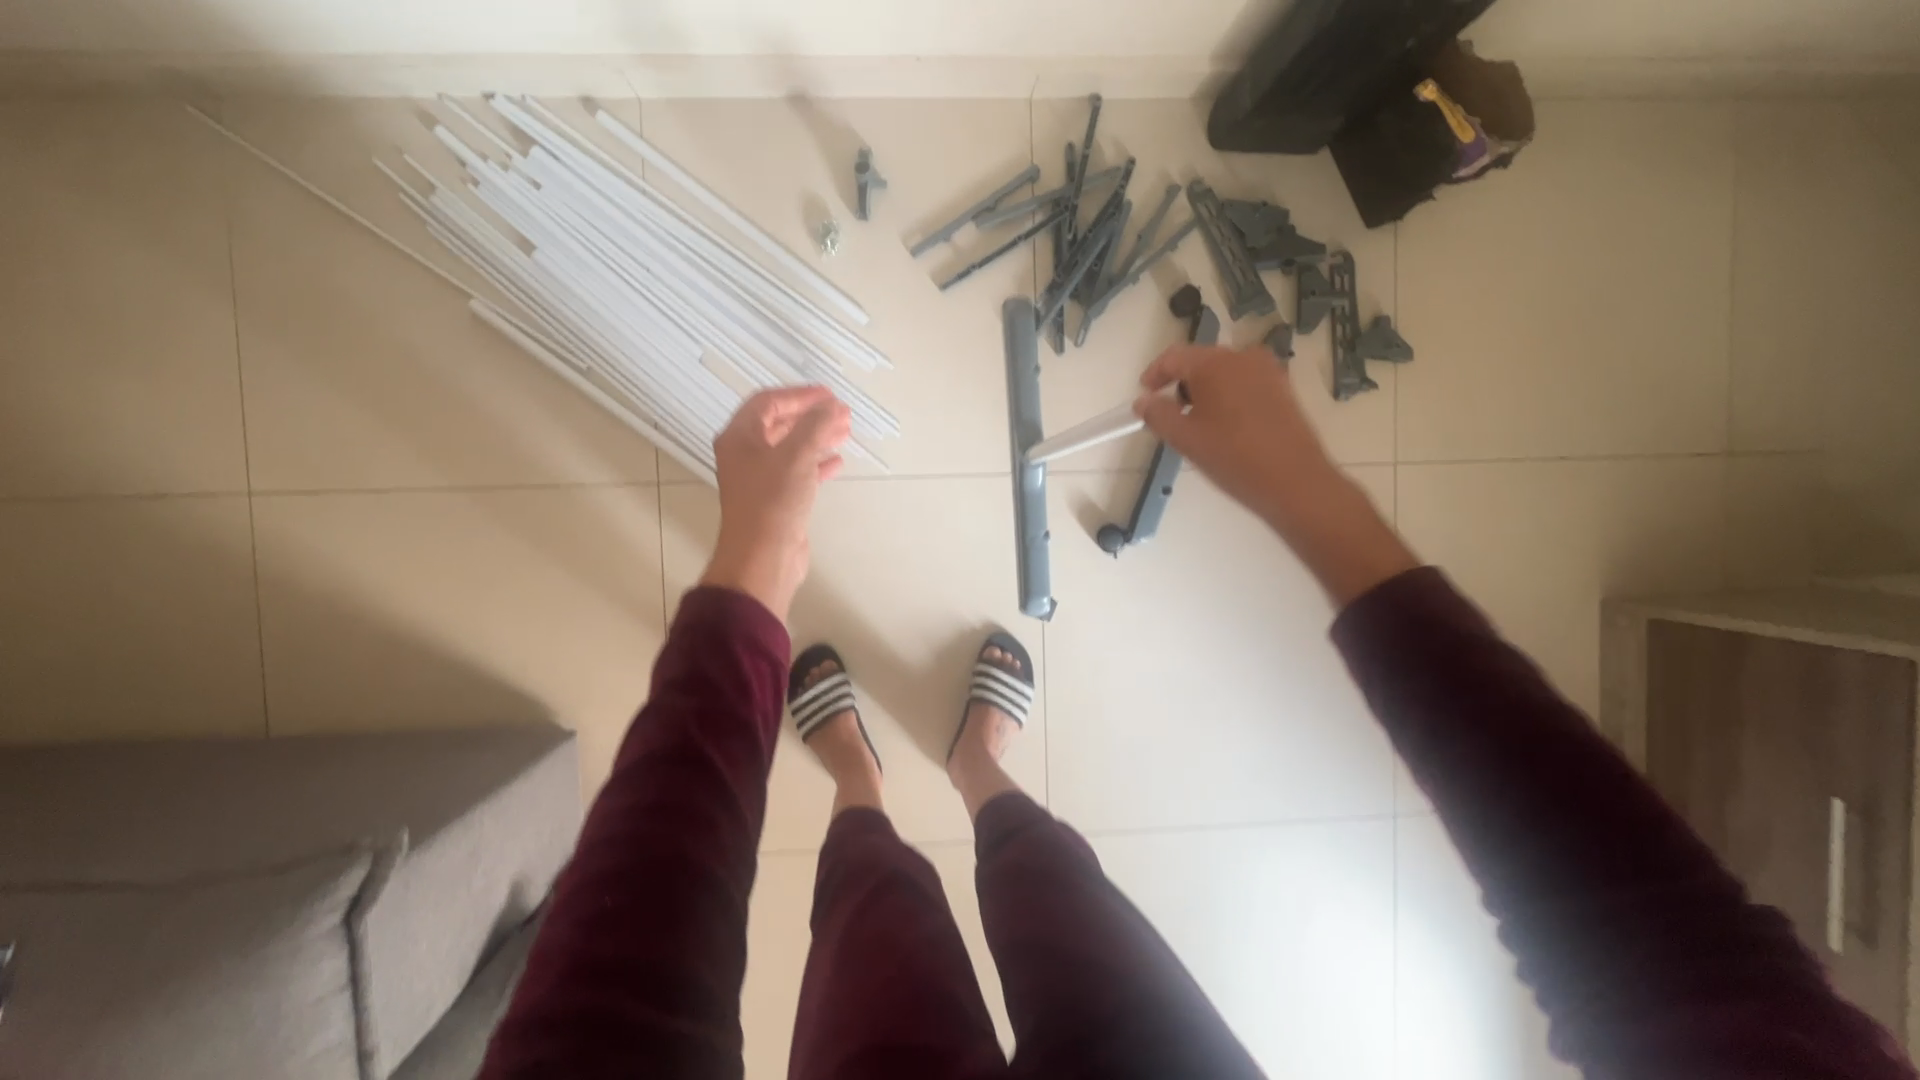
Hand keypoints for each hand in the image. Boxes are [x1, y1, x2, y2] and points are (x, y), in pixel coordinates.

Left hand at [700, 386, 851, 622]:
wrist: (764, 556)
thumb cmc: (774, 500)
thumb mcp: (797, 455)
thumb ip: (816, 425)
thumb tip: (833, 406)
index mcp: (739, 437)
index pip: (768, 402)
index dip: (800, 395)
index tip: (829, 396)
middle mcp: (744, 454)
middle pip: (779, 424)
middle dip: (811, 416)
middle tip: (842, 414)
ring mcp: (758, 479)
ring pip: (790, 448)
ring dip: (817, 437)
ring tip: (845, 432)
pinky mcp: (774, 500)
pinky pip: (796, 472)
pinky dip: (816, 463)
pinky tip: (837, 462)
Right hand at [1133, 344, 1339, 531]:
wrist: (1296, 482)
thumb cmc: (1234, 458)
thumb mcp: (1186, 439)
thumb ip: (1158, 415)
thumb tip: (1143, 401)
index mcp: (1215, 363)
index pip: (1174, 357)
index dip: (1154, 374)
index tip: (1144, 395)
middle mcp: (1243, 357)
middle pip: (1201, 361)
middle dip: (1181, 384)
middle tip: (1170, 414)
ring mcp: (1268, 371)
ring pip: (1224, 373)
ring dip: (1205, 391)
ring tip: (1198, 424)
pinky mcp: (1284, 389)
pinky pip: (1245, 383)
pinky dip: (1228, 397)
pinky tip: (1226, 427)